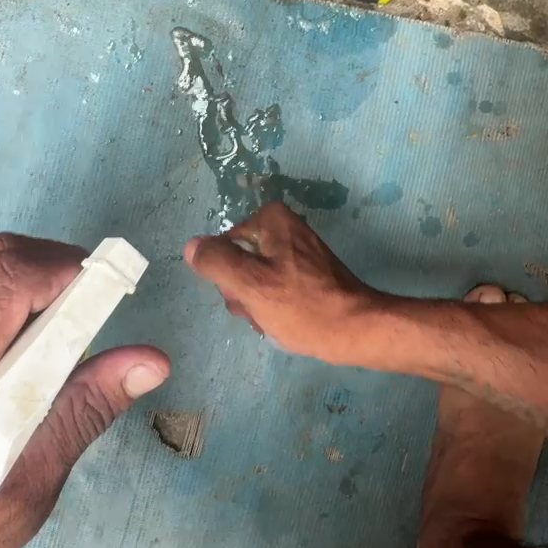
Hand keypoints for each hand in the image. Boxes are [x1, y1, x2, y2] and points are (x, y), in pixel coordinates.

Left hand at [0, 234, 170, 547]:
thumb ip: (81, 416)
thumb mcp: (16, 499)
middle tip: (91, 306)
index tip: (107, 292)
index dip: (67, 267)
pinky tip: (8, 355)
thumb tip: (150, 361)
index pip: (5, 280)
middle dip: (53, 265)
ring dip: (23, 282)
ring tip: (55, 332)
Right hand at [183, 202, 386, 362]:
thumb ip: (216, 261)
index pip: (223, 248)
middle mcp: (284, 225)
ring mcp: (296, 249)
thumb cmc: (302, 306)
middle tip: (262, 310)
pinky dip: (274, 305)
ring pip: (255, 278)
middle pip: (239, 262)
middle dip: (244, 293)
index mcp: (270, 218)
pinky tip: (285, 322)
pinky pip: (275, 286)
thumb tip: (192, 246)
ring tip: (275, 319)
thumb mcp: (250, 284)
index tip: (248, 297)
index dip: (229, 278)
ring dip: (257, 304)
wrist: (355, 329)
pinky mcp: (307, 271)